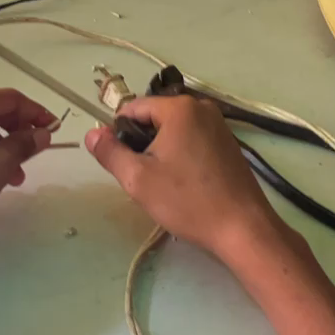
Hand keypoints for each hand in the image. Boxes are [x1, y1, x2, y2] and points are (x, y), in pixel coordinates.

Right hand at [85, 95, 281, 261]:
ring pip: (174, 131)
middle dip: (143, 144)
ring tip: (165, 184)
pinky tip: (185, 184)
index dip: (120, 134)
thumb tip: (92, 133)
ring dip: (162, 152)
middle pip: (154, 117)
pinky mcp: (228, 142)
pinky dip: (182, 156)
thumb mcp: (138, 179)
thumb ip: (110, 152)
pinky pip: (193, 140)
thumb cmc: (188, 201)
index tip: (124, 164)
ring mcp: (219, 124)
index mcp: (179, 108)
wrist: (242, 227)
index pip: (133, 108)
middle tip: (145, 178)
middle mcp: (201, 107)